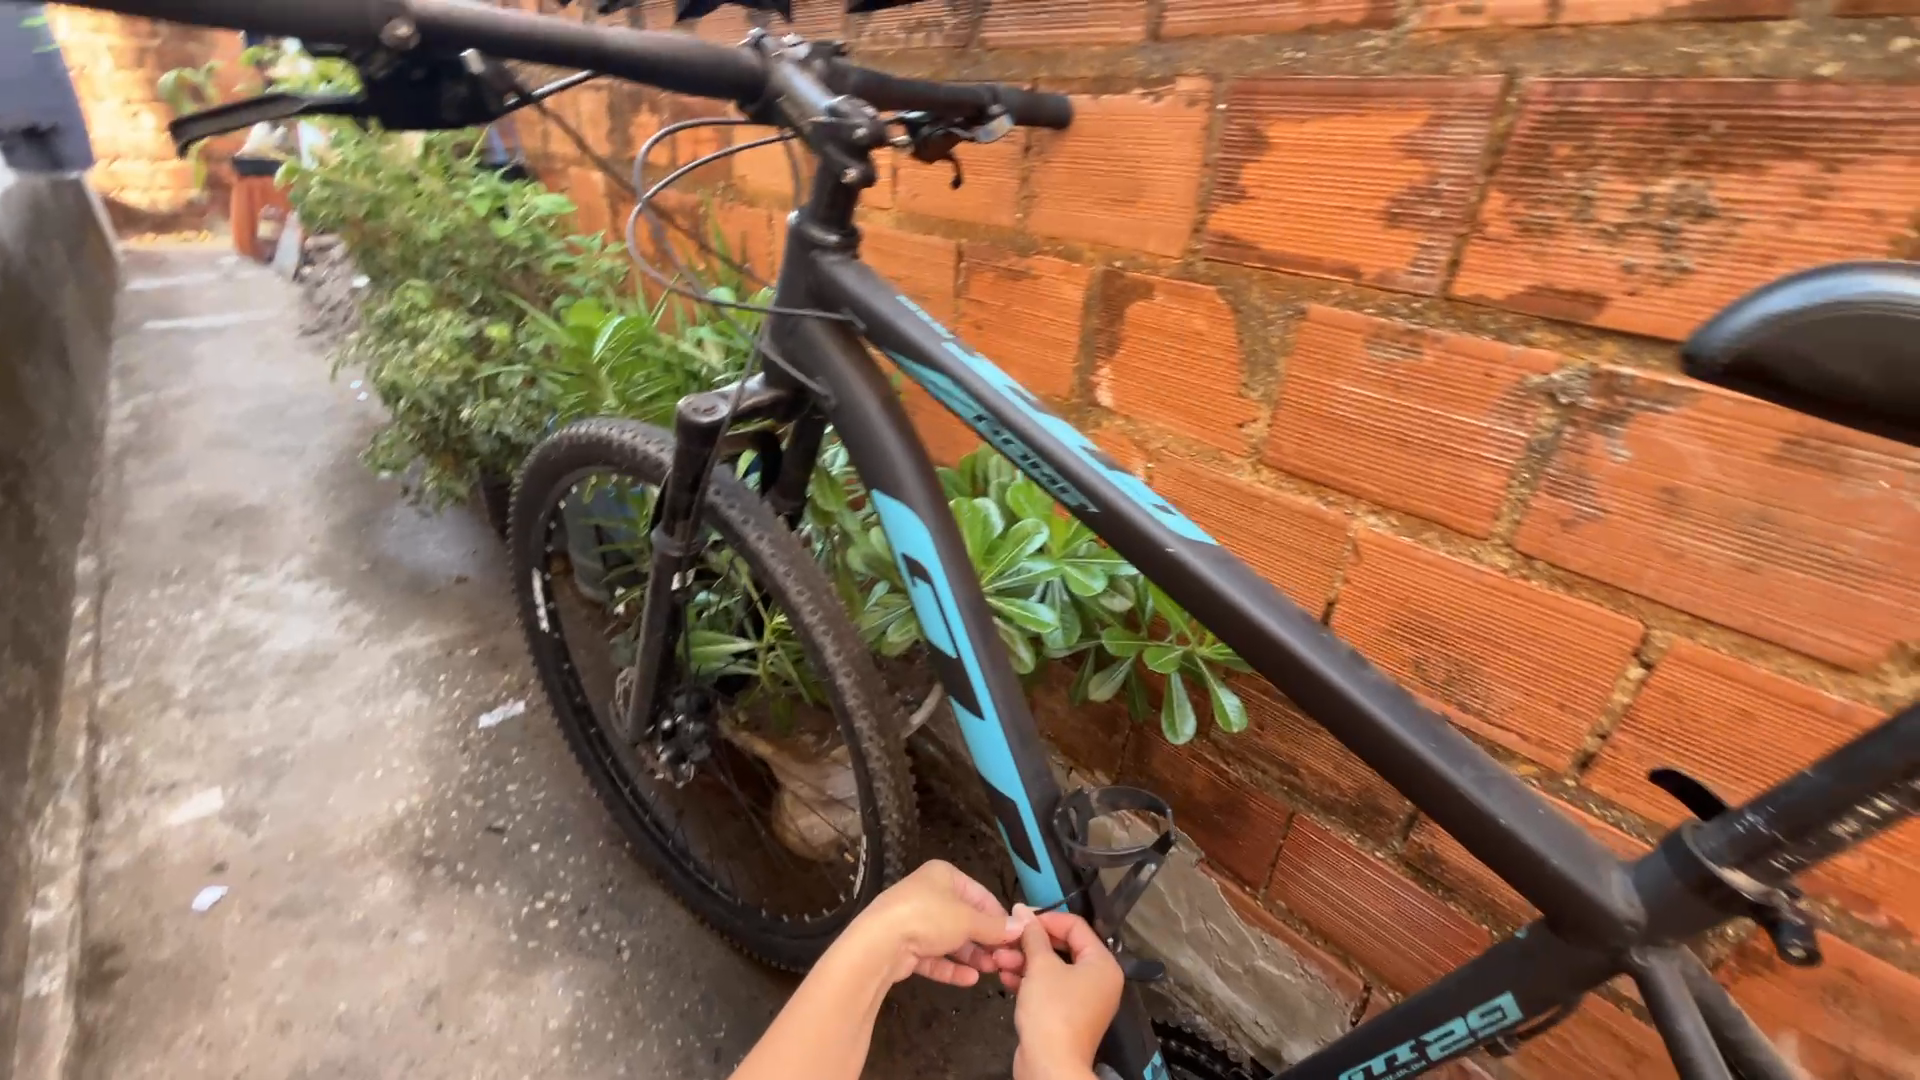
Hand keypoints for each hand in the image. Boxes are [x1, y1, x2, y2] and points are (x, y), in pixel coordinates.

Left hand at [843, 860, 1024, 987]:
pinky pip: (934, 956)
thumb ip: (994, 926)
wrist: (880, 942)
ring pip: (950, 939)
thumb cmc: (929, 917)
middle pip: (965, 917)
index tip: (1015, 937)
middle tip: (1003, 959)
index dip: (998, 916)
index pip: (979, 894)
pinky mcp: (906, 946)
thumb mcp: (968, 919)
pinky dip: (951, 967)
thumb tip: (1020, 927)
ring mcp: (915, 920)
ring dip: (970, 955)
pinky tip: (970, 980)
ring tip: (990, 971)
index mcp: (944, 875)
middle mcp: (929, 893)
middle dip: (984, 939)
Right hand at [1011, 911, 1123, 1079]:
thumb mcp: (1041, 965)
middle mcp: (1097, 979)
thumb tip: (1023, 909)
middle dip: (1030, 943)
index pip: (1075, 926)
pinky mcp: (1065, 1015)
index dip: (1046, 918)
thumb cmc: (1052, 1010)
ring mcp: (1082, 999)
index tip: (1020, 917)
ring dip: (1024, 960)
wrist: (1050, 1068)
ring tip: (998, 959)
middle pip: (1062, 947)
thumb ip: (1033, 934)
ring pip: (1051, 968)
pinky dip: (1028, 980)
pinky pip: (1048, 987)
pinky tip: (1005, 977)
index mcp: (1102, 963)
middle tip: (1006, 938)